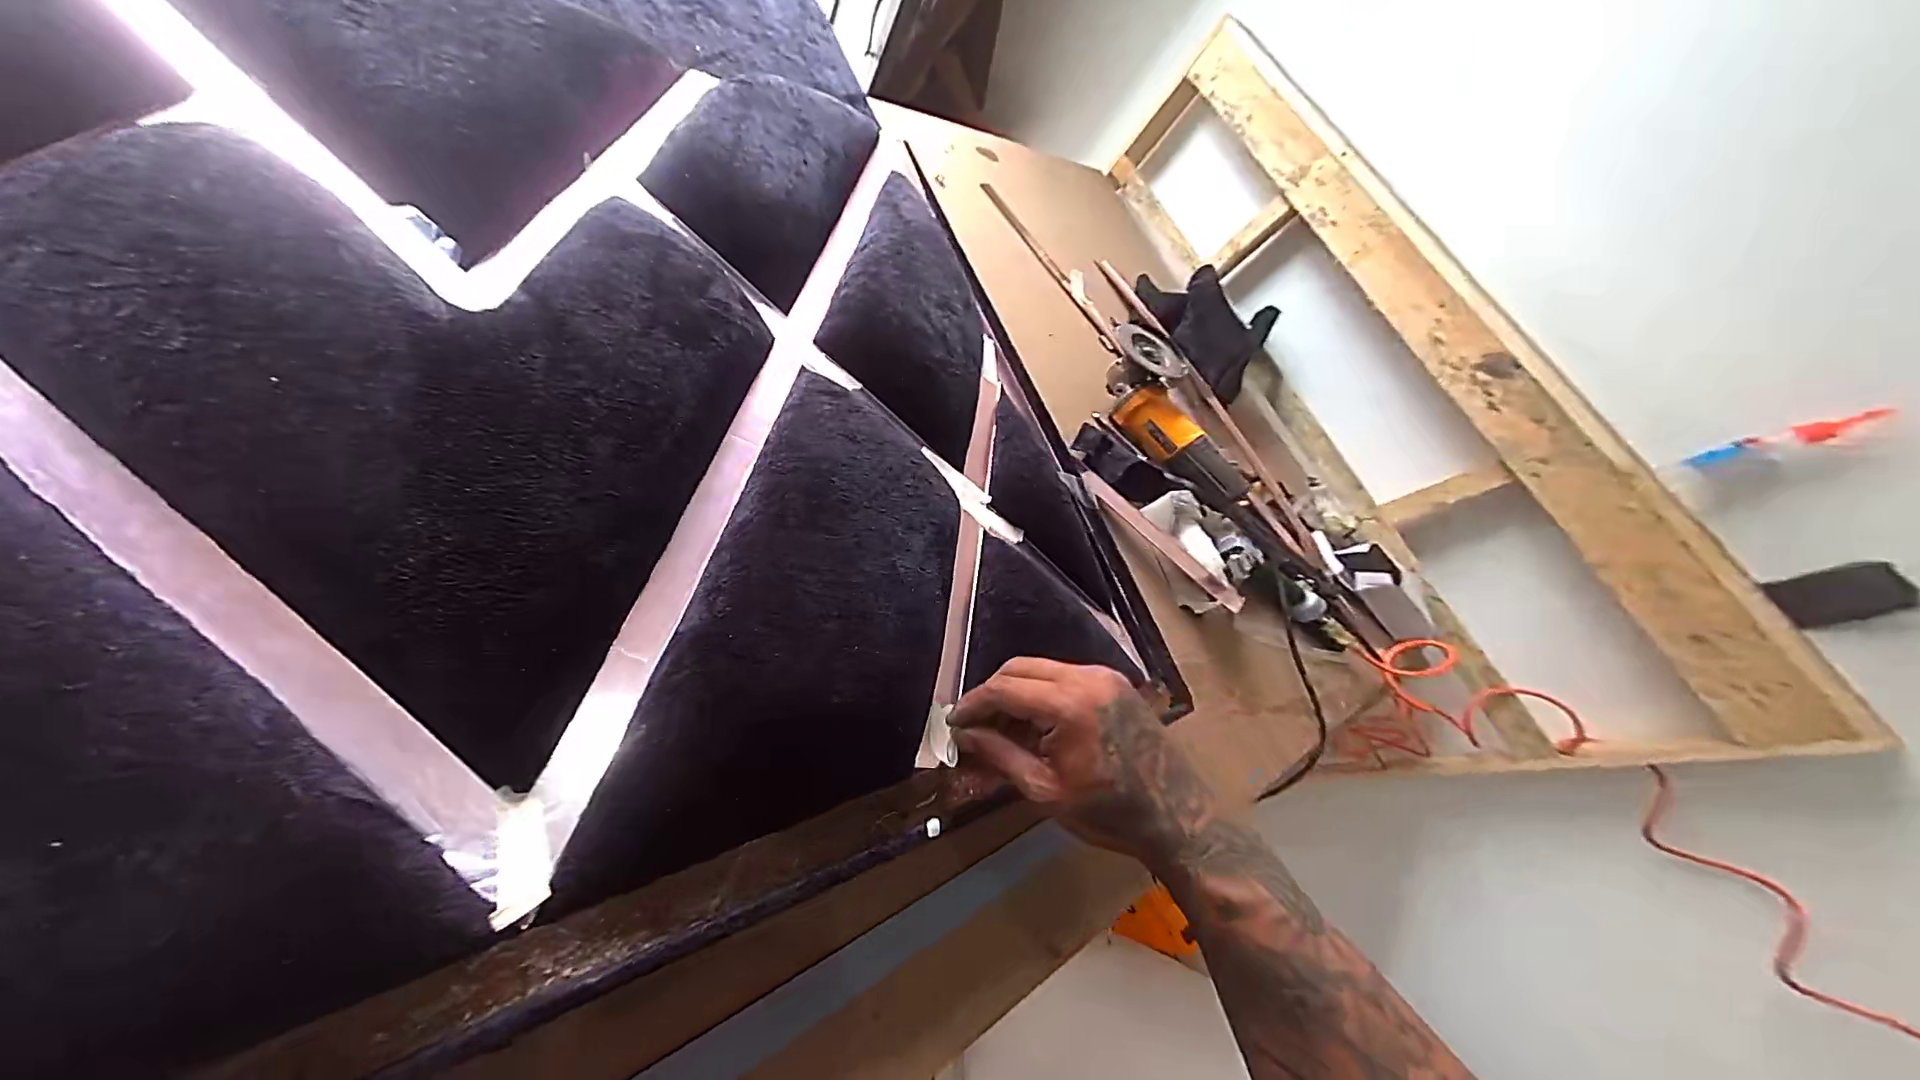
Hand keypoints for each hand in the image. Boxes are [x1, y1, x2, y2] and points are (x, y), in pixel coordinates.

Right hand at [949, 657, 1222, 869]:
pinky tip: (1031, 724)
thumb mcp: (1044, 790)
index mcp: (1069, 704)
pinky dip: (1040, 694)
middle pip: (1019, 668)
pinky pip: (1063, 677)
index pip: (1004, 688)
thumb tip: (963, 737)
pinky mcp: (1114, 683)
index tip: (953, 724)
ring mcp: (1103, 676)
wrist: (1178, 817)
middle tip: (972, 727)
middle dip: (991, 694)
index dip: (973, 705)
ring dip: (1015, 693)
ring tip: (999, 729)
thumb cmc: (1108, 813)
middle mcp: (1086, 677)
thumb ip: (999, 755)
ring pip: (1040, 670)